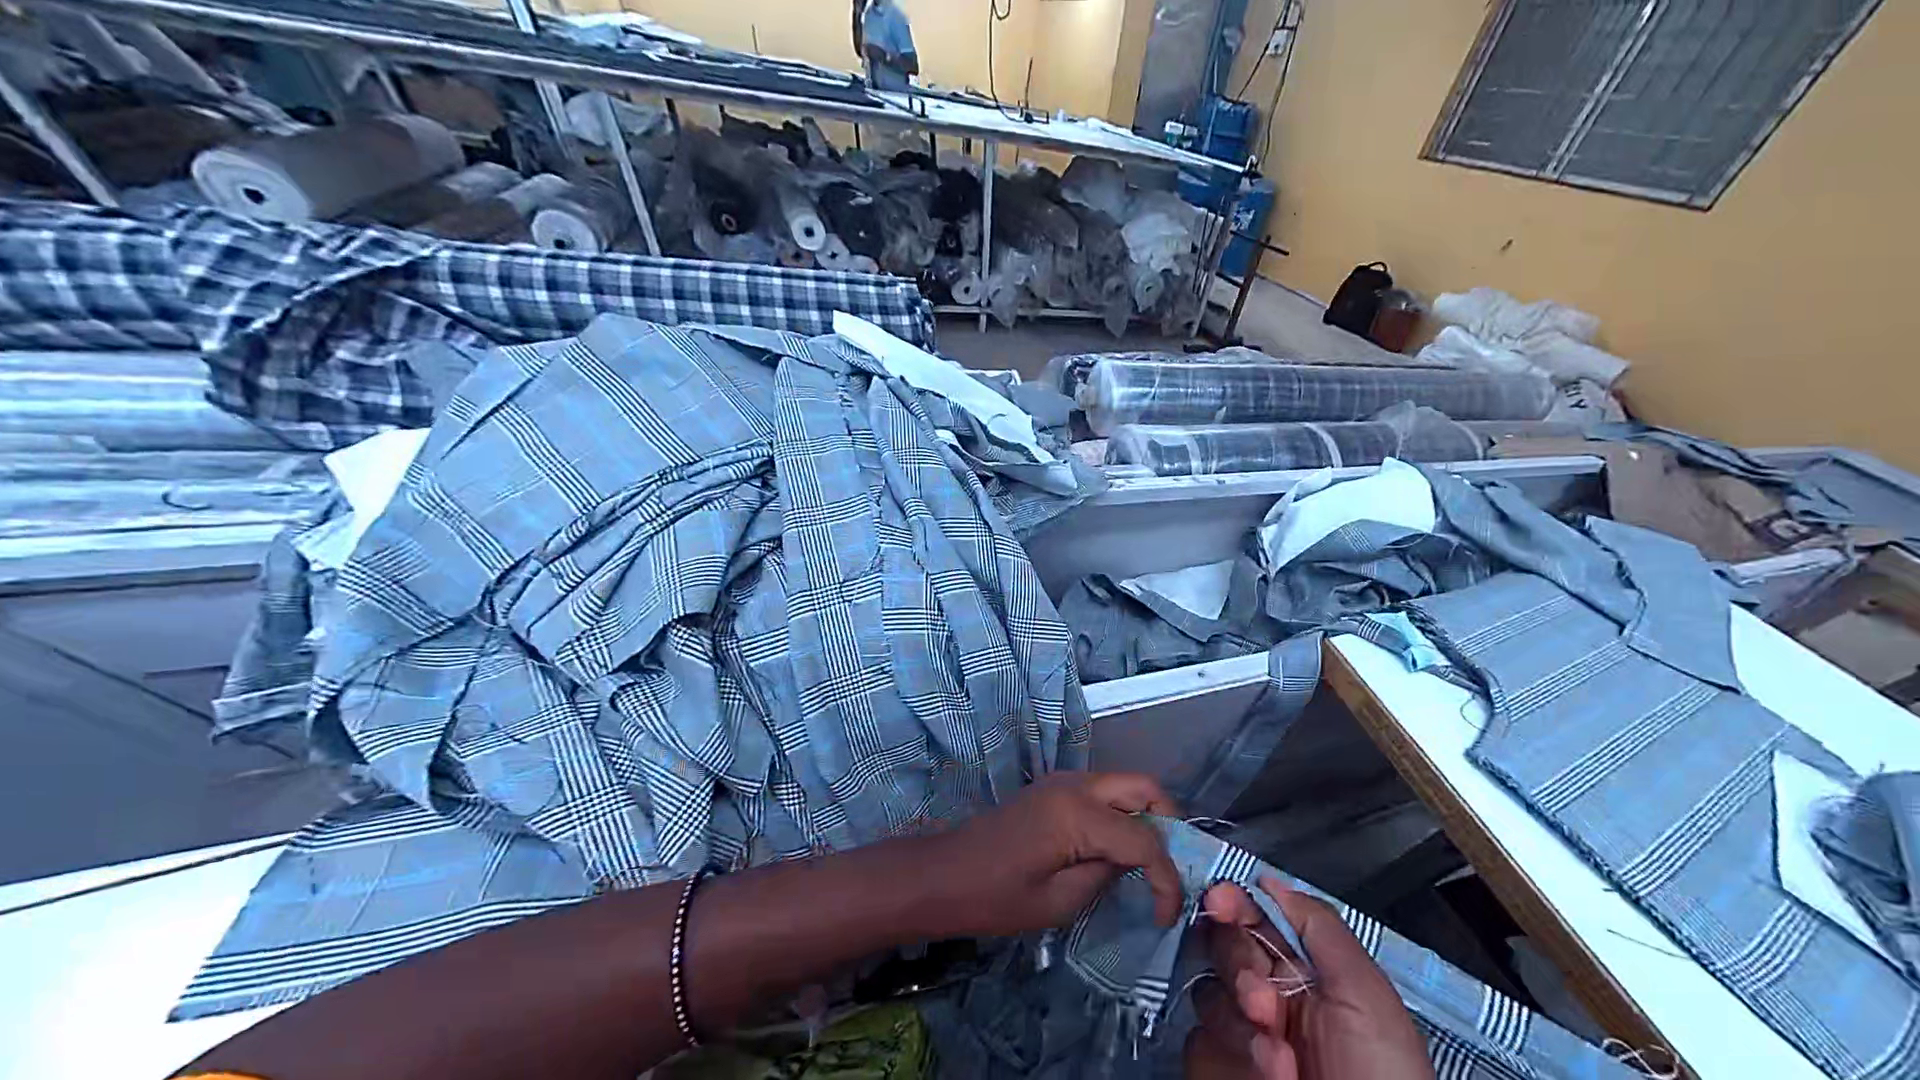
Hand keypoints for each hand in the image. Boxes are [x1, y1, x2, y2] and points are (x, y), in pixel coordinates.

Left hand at [913, 772, 1181, 939]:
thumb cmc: (995, 896)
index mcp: (1077, 813)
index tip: (1167, 914)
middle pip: (1144, 787)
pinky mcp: (1052, 789)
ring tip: (1151, 864)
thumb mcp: (1058, 902)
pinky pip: (1103, 792)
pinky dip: (1122, 814)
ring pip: (1124, 785)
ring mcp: (1062, 781)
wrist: (944, 874)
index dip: (1166, 879)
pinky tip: (1119, 850)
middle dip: (1169, 825)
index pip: (1145, 839)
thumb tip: (1133, 865)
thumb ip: (1106, 876)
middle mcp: (1075, 785)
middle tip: (1170, 871)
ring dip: (1146, 817)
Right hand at [1186, 878, 1433, 1079]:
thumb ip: (1320, 928)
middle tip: (1265, 1005)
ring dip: (1240, 1025)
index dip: (1231, 902)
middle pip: (1222, 948)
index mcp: (1303, 970)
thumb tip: (1268, 880)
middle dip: (1239, 969)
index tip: (1220, 903)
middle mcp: (1269, 993)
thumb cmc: (1381, 1074)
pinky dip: (1228, 1057)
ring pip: (1209, 997)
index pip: (1252, 916)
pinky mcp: (1221, 1069)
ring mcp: (1244, 1034)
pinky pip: (1200, 1043)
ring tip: (1280, 1063)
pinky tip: (1268, 1076)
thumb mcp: (1366, 996)